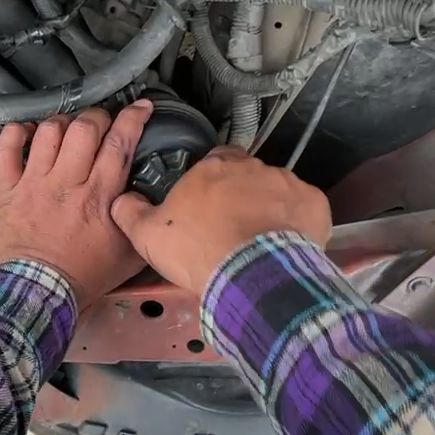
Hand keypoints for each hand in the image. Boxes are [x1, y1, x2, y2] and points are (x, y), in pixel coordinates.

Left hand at [0, 102, 154, 303]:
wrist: (40, 293)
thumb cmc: (84, 275)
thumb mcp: (129, 254)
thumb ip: (139, 221)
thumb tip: (148, 200)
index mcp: (100, 196)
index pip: (119, 143)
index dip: (132, 118)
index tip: (140, 107)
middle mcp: (67, 183)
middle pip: (85, 129)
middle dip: (98, 116)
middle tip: (102, 123)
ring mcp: (34, 183)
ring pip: (49, 132)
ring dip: (63, 122)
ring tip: (68, 128)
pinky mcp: (8, 190)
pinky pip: (7, 149)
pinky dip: (17, 133)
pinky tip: (29, 132)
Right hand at [111, 146, 330, 292]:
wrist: (250, 276)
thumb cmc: (197, 250)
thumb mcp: (148, 235)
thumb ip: (131, 212)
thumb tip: (120, 199)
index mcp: (214, 166)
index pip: (215, 159)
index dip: (212, 180)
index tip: (208, 201)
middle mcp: (253, 166)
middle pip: (248, 174)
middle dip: (242, 193)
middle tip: (232, 224)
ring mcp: (287, 183)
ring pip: (278, 190)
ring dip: (270, 208)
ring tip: (260, 239)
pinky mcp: (314, 205)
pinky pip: (305, 209)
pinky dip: (297, 222)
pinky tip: (285, 243)